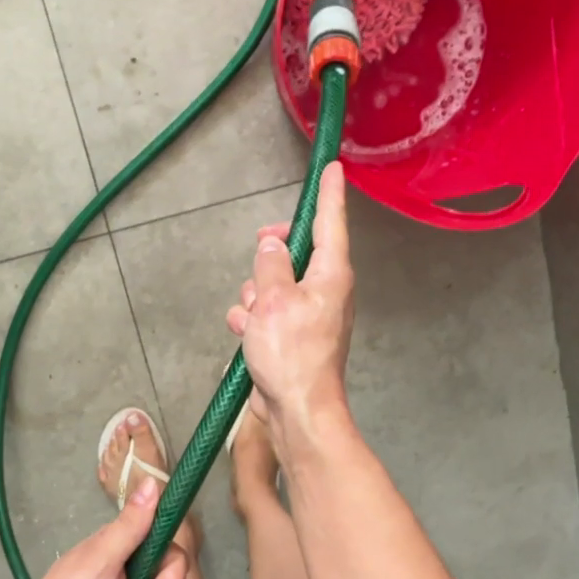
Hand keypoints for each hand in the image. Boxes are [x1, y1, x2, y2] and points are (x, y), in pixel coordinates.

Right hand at [226, 161, 354, 429]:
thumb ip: (270, 266)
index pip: (331, 222)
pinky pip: (267, 313)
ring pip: (273, 285)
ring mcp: (309, 315)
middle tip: (258, 255)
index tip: (333, 168)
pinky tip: (245, 334)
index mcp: (331, 274)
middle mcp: (326, 290)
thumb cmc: (292, 353)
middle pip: (295, 253)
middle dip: (269, 258)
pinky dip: (253, 320)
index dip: (329, 193)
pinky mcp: (293, 337)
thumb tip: (272, 246)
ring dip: (255, 296)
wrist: (297, 410)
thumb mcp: (273, 300)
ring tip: (251, 319)